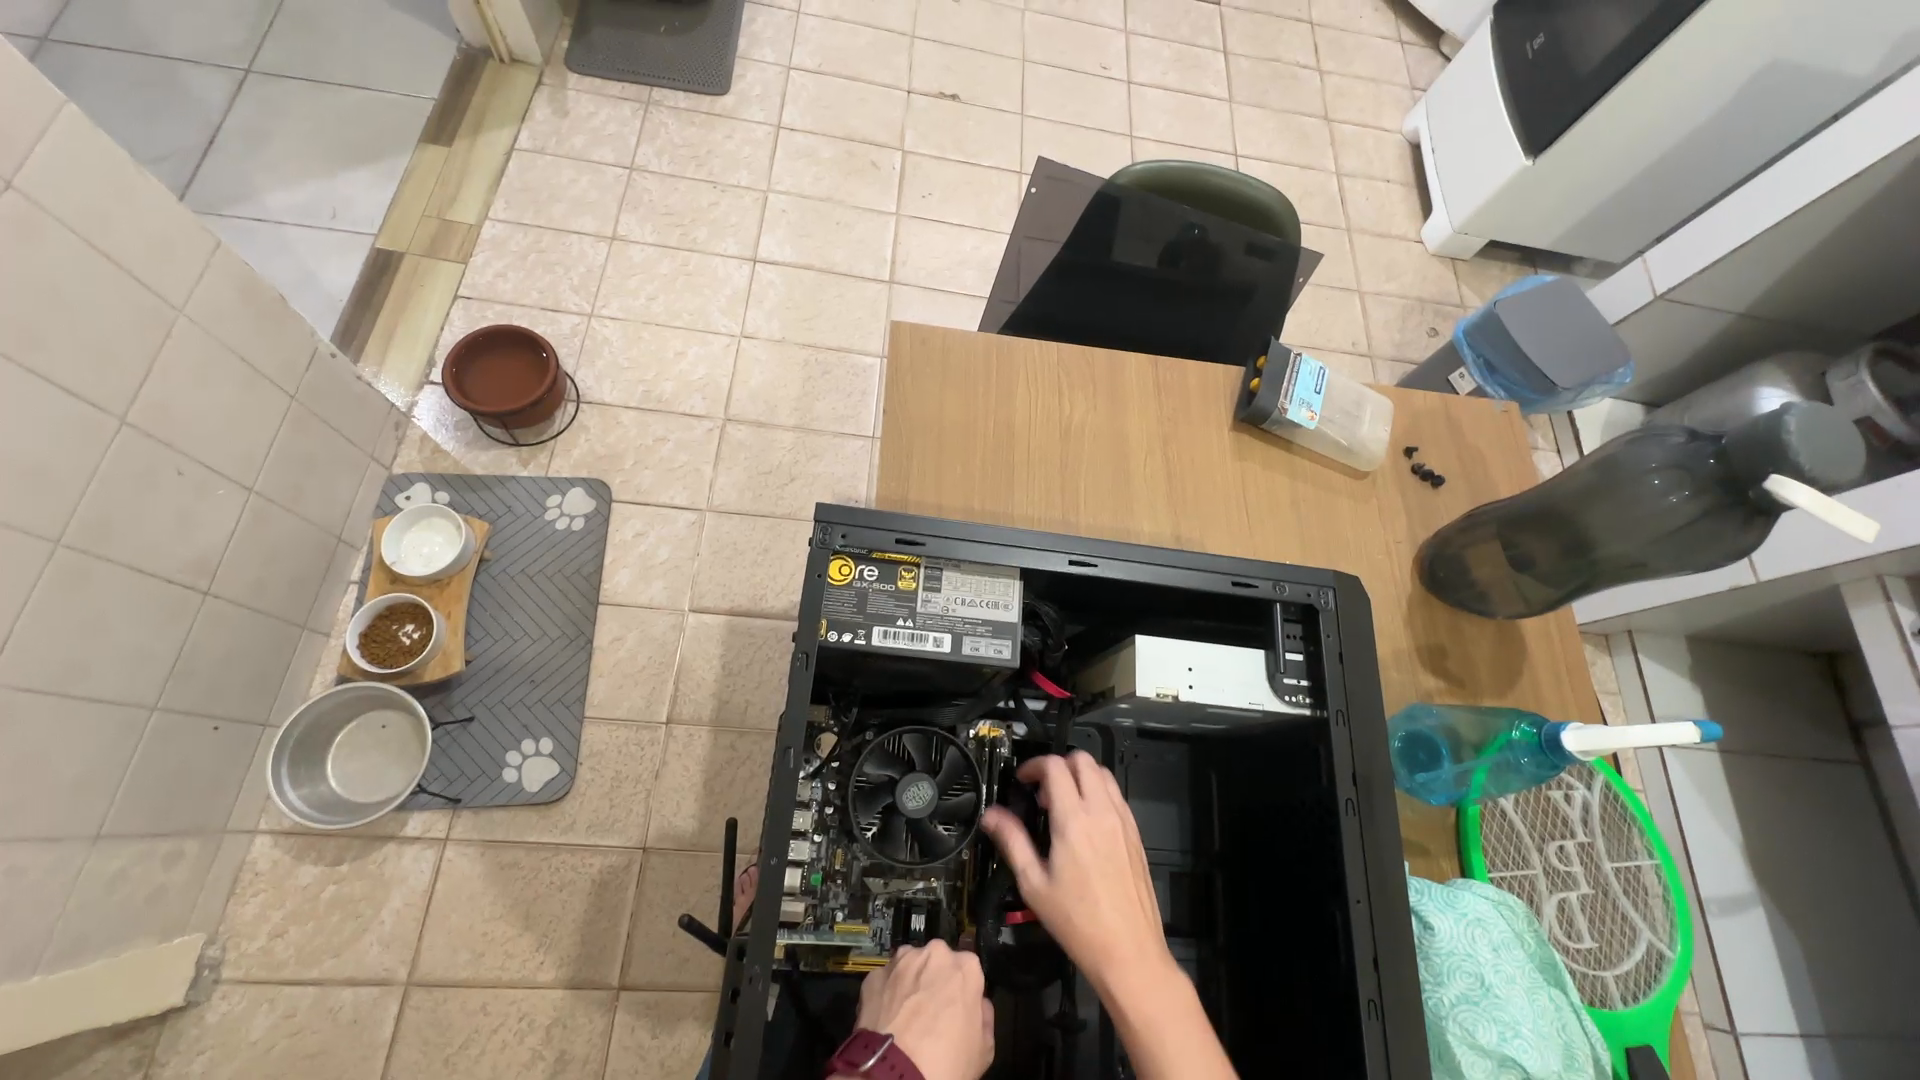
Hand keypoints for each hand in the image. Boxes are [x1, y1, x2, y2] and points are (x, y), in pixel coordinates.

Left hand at [848, 941, 993, 1079]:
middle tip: (931, 1013)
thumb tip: (978, 1004)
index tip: (958, 1010)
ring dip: (910, 984)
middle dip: (935, 981)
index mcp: (966, 966)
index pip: (969, 971)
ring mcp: (901, 962)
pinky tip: (888, 1020)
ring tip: (906, 1017)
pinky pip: (886, 982)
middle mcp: (934, 954)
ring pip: (910, 967)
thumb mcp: (984, 1048)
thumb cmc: (947, 1061)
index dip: (964, 991)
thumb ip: (984, 1015)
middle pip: (938, 963)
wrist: (896, 1074)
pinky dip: (887, 995)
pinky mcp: (874, 976)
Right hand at [978, 752, 1175, 993]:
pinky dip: (1099, 793)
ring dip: (1080, 776)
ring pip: (1103, 774)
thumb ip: (1012, 841)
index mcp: (1073, 820)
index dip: (1034, 766)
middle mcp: (1102, 812)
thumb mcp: (1033, 884)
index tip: (1022, 782)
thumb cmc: (1076, 921)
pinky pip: (1117, 796)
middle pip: (1083, 760)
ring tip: (1062, 805)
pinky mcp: (1136, 834)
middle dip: (1058, 765)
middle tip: (1041, 791)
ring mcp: (1123, 821)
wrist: (1129, 950)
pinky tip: (1086, 823)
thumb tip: (991, 815)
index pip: (1055, 767)